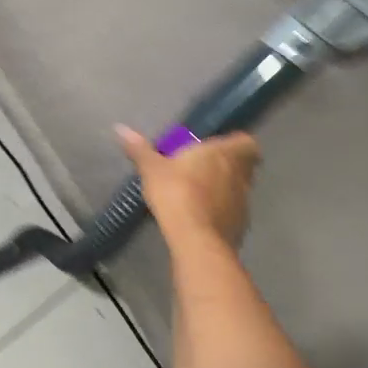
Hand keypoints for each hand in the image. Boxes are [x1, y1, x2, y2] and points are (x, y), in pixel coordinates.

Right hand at [119, 126, 260, 249]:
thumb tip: (121, 128)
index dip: (237, 143)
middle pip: (244, 166)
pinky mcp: (240, 225)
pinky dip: (221, 208)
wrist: (196, 239)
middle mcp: (239, 176)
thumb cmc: (176, 192)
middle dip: (228, 164)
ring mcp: (243, 202)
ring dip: (224, 187)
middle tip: (203, 165)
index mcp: (223, 155)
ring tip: (198, 190)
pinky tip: (200, 213)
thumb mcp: (151, 168)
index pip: (246, 143)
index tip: (219, 145)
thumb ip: (139, 149)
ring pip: (239, 188)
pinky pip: (233, 210)